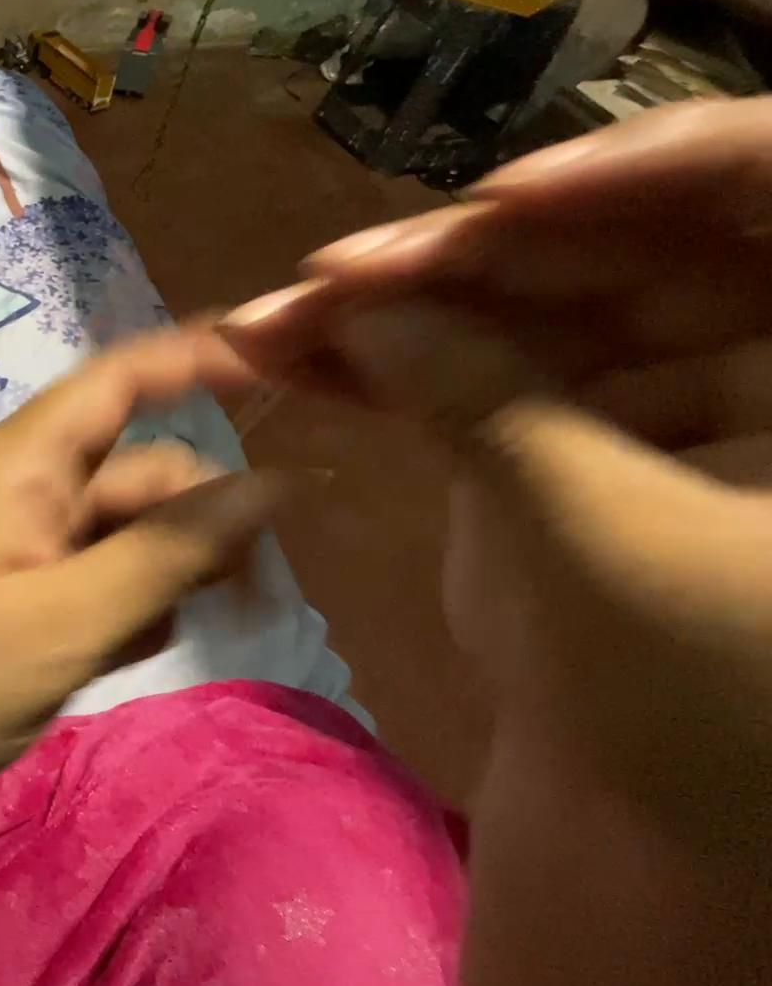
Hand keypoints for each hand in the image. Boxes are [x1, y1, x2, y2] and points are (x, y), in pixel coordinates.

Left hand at [0, 329, 282, 807]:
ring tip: (137, 642)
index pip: (115, 381)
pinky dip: (123, 607)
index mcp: (19, 465)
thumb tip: (273, 484)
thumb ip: (168, 552)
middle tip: (246, 599)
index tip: (285, 365)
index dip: (196, 359)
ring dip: (163, 577)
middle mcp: (24, 486)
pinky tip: (106, 656)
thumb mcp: (64, 622)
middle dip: (200, 522)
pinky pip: (100, 573)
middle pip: (141, 471)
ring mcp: (22, 536)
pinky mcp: (23, 582)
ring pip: (130, 530)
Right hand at [219, 98, 771, 985]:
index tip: (496, 202)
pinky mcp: (537, 430)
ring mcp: (631, 388)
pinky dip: (364, 370)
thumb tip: (362, 304)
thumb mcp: (594, 535)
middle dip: (443, 265)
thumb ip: (482, 400)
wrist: (647, 812)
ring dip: (370, 318)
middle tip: (322, 279)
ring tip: (262, 323)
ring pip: (494, 318)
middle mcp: (753, 344)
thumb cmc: (693, 694)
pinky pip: (449, 377)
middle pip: (595, 255)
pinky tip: (282, 356)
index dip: (642, 173)